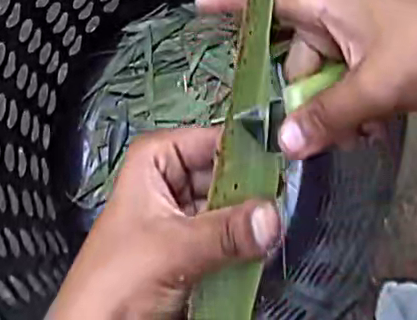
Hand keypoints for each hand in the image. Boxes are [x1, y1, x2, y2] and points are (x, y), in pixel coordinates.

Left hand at [49, 125, 283, 319]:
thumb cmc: (121, 276)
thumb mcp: (172, 249)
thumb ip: (225, 233)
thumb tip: (275, 215)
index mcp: (158, 156)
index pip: (213, 140)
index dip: (250, 149)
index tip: (290, 161)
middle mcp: (172, 176)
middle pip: (225, 174)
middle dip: (256, 189)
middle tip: (295, 198)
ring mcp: (182, 213)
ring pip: (229, 207)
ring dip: (254, 219)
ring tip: (290, 220)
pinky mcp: (193, 248)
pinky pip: (227, 237)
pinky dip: (246, 244)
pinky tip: (271, 245)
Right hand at [197, 0, 416, 159]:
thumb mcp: (375, 86)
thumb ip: (328, 115)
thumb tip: (284, 143)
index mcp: (320, 3)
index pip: (263, 0)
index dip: (229, 5)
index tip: (195, 7)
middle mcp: (327, 14)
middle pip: (292, 61)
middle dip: (304, 101)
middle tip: (315, 138)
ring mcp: (347, 34)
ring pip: (318, 79)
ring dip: (332, 111)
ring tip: (361, 132)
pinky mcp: (366, 52)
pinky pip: (340, 83)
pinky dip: (349, 107)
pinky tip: (371, 126)